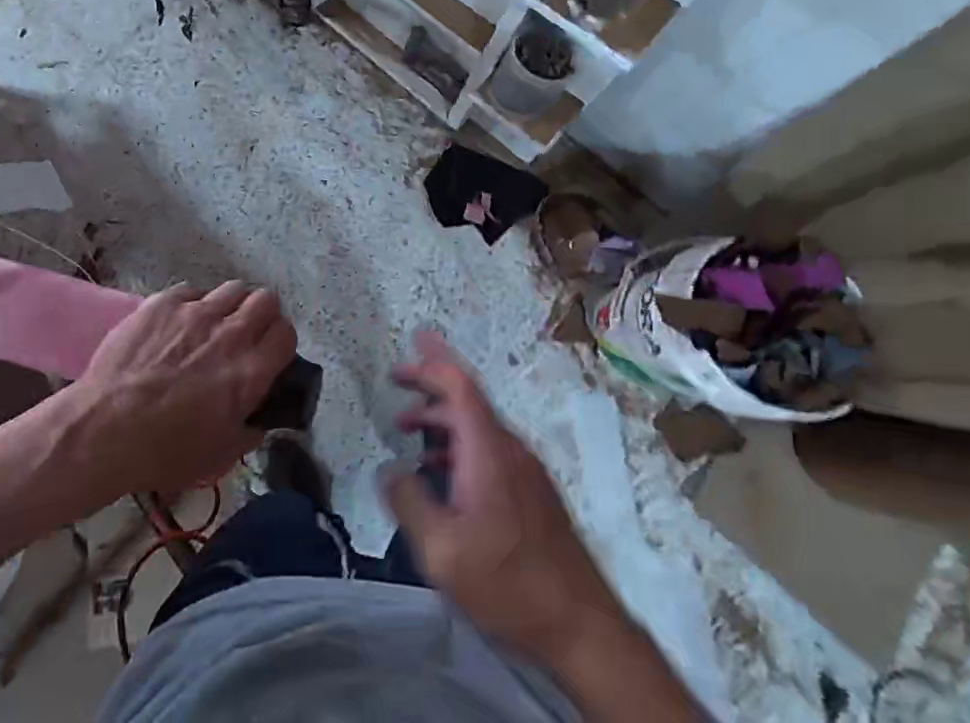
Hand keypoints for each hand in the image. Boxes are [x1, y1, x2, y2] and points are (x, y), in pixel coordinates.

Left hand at [58, 282, 295, 497]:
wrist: (103, 430)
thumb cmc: (165, 451)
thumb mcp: (221, 454)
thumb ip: (252, 431)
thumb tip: (262, 420)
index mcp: (251, 370)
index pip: (286, 334)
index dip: (281, 342)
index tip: (269, 354)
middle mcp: (231, 334)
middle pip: (266, 300)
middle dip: (262, 314)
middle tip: (246, 334)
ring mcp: (196, 313)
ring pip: (233, 288)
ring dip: (231, 305)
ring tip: (215, 324)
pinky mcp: (163, 303)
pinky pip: (192, 291)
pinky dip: (193, 304)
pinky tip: (179, 324)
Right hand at [382, 331, 626, 669]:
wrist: (579, 621)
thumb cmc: (507, 582)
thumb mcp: (441, 550)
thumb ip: (409, 502)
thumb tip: (390, 470)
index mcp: (488, 451)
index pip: (460, 386)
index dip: (432, 362)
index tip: (408, 349)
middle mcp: (510, 449)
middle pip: (469, 399)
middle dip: (431, 384)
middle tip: (397, 381)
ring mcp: (526, 469)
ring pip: (478, 426)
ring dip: (442, 418)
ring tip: (407, 428)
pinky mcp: (531, 490)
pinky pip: (488, 448)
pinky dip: (458, 444)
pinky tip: (439, 469)